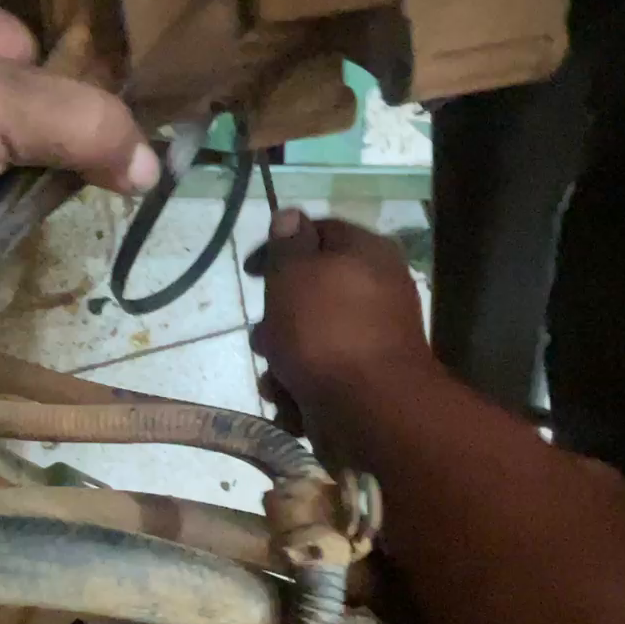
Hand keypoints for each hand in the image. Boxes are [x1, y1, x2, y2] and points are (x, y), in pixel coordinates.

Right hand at [250, 210, 437, 414]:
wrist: (367, 407)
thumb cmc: (323, 332)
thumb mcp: (294, 275)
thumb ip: (287, 245)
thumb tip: (288, 216)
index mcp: (367, 253)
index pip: (318, 232)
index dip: (278, 247)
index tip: (248, 273)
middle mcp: (376, 291)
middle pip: (310, 293)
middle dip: (276, 318)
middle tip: (263, 335)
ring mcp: (371, 338)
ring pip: (309, 339)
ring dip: (282, 360)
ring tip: (275, 379)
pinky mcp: (363, 378)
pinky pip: (320, 373)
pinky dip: (299, 387)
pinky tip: (289, 400)